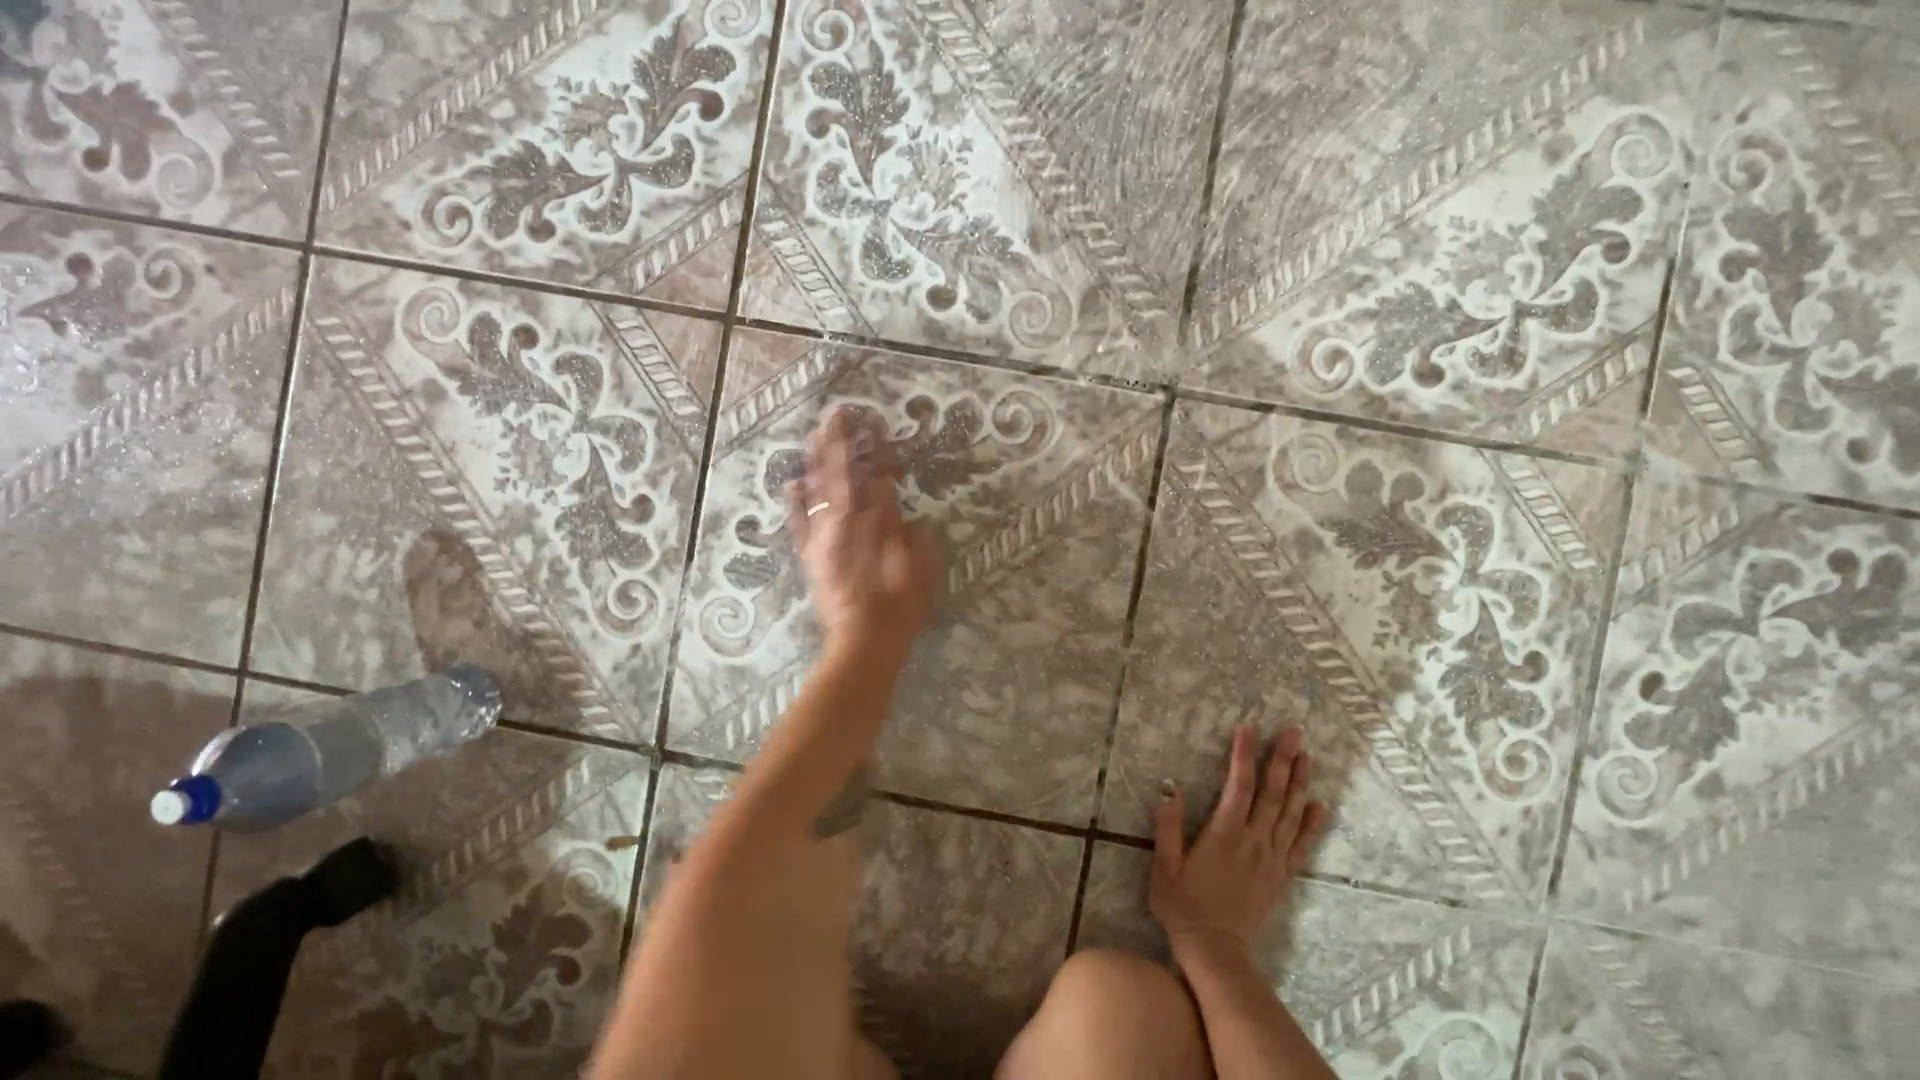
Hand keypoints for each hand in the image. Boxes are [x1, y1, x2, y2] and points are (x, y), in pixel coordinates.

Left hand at [790, 407, 941, 660]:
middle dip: (840, 440)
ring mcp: (824, 537)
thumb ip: (918, 537)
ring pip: (817, 489)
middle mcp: (848, 521)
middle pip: (842, 472)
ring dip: (817, 460)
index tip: (874, 424)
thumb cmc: (901, 606)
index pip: (878, 475)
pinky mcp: (811, 555)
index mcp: (879, 520)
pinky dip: (796, 501)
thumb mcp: (924, 569)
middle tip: (836, 413)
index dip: (877, 449)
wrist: (863, 639)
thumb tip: (912, 519)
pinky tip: (792, 483)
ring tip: (815, 435)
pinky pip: (799, 522)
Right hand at [1150, 724, 1327, 955]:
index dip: (1244, 754)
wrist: (1215, 949)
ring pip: (1290, 813)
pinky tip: (1320, 804)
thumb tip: (1171, 789)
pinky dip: (1312, 823)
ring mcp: (1272, 859)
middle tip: (1294, 730)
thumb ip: (1168, 827)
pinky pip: (1301, 845)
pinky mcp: (1281, 876)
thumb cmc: (1183, 906)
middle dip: (1282, 758)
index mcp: (1225, 834)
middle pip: (1273, 793)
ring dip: (1300, 782)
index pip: (1239, 785)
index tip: (1249, 727)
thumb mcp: (1164, 867)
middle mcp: (1254, 841)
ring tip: (1308, 755)